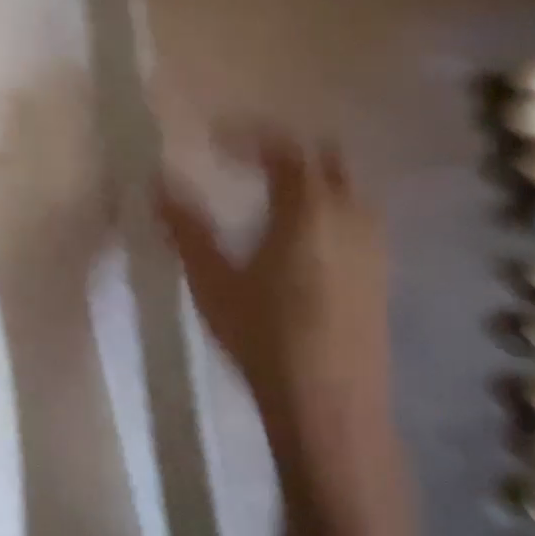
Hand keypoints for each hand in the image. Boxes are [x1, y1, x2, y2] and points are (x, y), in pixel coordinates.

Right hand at [157, 131, 389, 458]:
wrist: (330, 400)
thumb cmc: (262, 335)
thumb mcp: (211, 280)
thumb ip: (185, 227)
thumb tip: (156, 181)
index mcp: (309, 210)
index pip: (284, 149)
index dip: (247, 135)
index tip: (210, 135)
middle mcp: (352, 215)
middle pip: (326, 159)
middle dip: (284, 148)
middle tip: (238, 155)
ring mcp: (373, 244)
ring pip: (345, 187)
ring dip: (307, 176)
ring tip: (262, 188)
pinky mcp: (378, 271)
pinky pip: (353, 214)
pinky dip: (323, 204)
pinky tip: (293, 232)